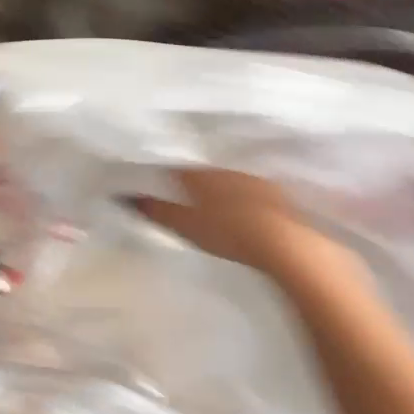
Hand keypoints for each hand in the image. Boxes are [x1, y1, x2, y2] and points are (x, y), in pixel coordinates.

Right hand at [135, 169, 336, 273]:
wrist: (291, 245)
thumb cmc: (228, 233)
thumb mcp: (183, 225)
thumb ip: (153, 210)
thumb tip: (122, 195)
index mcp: (200, 174)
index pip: (172, 168)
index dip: (161, 176)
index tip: (153, 185)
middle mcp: (228, 170)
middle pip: (203, 172)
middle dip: (193, 182)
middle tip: (183, 197)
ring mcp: (258, 181)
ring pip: (231, 180)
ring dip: (221, 191)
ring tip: (214, 208)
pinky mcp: (283, 196)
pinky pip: (255, 192)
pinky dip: (246, 200)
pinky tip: (247, 215)